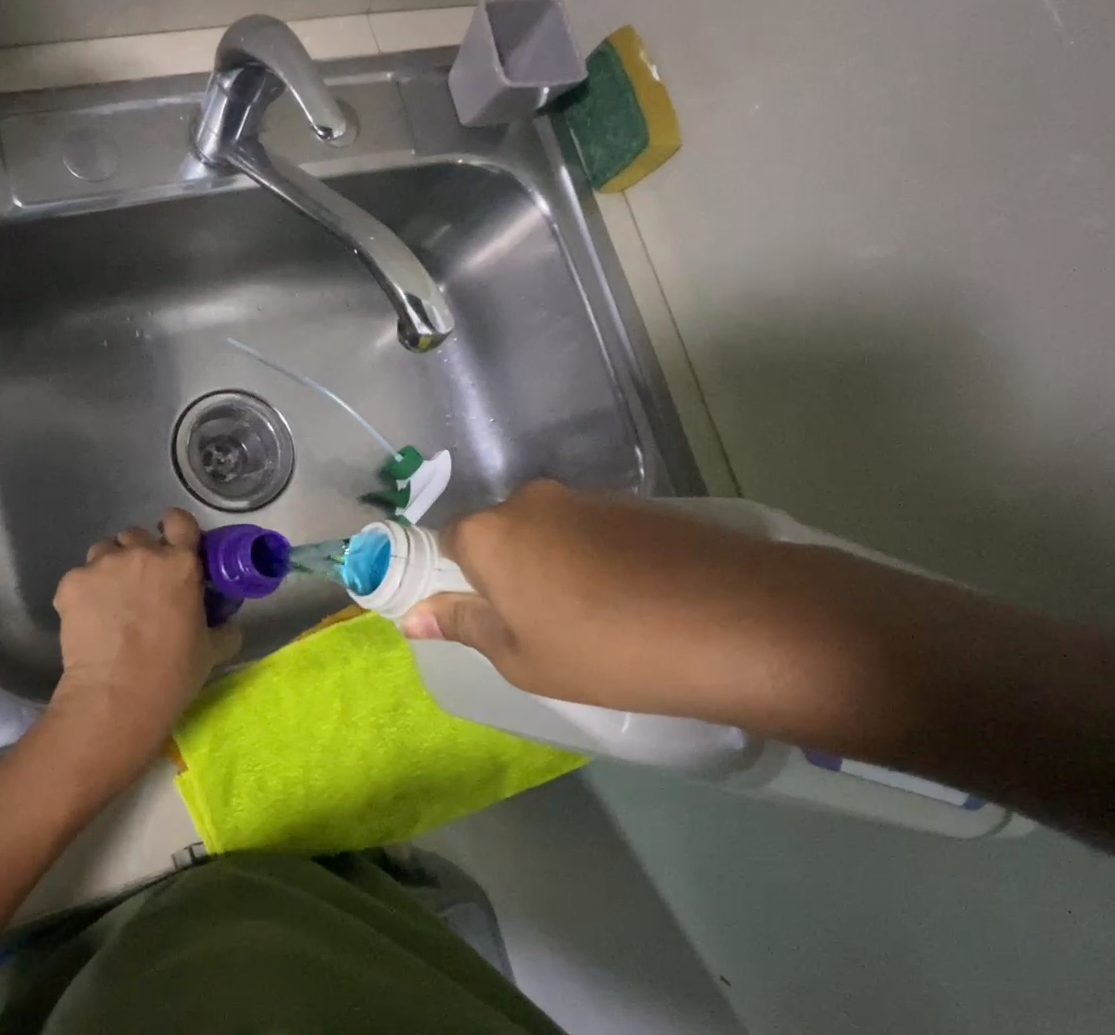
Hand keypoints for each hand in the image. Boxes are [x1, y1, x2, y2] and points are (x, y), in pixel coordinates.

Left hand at [49, 508, 240, 771]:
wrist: (116, 697)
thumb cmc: (172, 674)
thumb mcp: (212, 652)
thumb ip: (223, 629)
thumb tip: (226, 623)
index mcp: (180, 564)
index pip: (180, 522)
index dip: (176, 529)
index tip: (172, 545)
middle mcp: (141, 554)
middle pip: (137, 536)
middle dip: (139, 555)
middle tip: (140, 588)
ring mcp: (102, 565)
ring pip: (105, 551)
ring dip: (110, 568)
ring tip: (110, 601)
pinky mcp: (72, 583)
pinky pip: (79, 578)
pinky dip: (84, 593)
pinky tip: (88, 621)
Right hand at [395, 479, 836, 719]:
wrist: (744, 623)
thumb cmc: (606, 651)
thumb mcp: (521, 657)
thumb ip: (463, 625)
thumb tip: (411, 616)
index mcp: (490, 533)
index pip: (445, 541)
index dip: (455, 579)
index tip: (478, 614)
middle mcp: (532, 501)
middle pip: (499, 532)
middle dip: (506, 571)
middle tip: (534, 624)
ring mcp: (591, 498)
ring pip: (548, 531)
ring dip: (554, 565)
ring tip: (592, 618)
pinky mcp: (641, 505)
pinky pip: (594, 531)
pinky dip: (597, 560)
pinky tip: (631, 600)